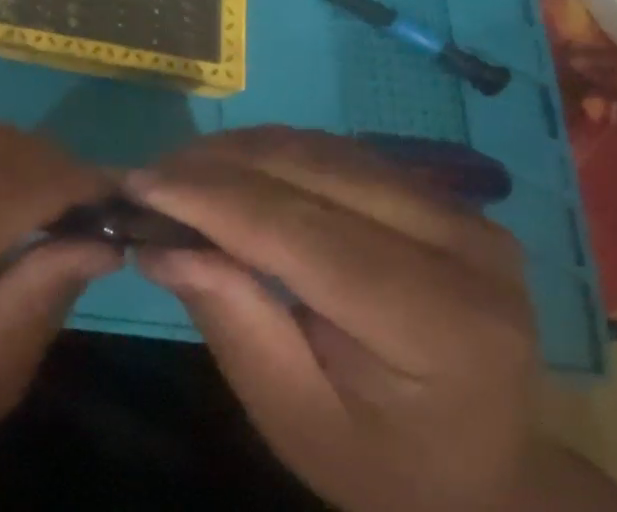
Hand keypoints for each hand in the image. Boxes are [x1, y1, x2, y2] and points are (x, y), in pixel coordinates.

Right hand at [127, 127, 549, 511]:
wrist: (482, 466)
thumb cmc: (380, 459)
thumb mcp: (295, 418)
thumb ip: (234, 325)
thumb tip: (158, 246)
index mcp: (440, 324)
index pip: (304, 233)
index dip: (211, 199)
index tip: (133, 185)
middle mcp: (465, 250)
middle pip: (312, 173)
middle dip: (213, 166)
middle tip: (141, 181)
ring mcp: (462, 214)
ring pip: (321, 150)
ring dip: (235, 153)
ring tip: (173, 178)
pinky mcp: (443, 198)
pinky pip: (336, 154)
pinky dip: (268, 155)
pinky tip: (225, 176)